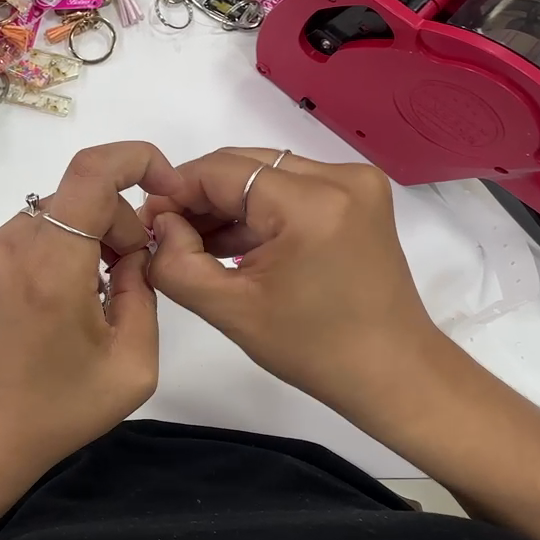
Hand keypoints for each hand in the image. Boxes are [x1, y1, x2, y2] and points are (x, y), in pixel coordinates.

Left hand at [0, 142, 183, 523]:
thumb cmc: (59, 409)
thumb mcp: (133, 363)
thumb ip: (146, 290)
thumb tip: (137, 249)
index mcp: (51, 267)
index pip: (92, 171)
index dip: (137, 160)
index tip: (165, 188)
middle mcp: (13, 246)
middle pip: (80, 195)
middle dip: (120, 221)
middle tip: (134, 275)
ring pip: (56, 212)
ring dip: (91, 235)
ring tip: (101, 292)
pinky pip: (33, 231)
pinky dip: (63, 245)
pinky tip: (70, 295)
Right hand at [141, 148, 444, 412]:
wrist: (394, 373)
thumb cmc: (313, 348)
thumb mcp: (229, 309)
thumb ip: (175, 263)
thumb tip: (158, 225)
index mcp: (311, 203)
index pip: (220, 170)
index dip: (174, 190)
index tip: (145, 221)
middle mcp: (340, 177)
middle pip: (242, 165)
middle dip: (196, 196)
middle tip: (162, 233)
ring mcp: (354, 183)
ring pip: (262, 174)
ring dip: (223, 203)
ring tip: (190, 242)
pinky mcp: (357, 197)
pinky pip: (287, 188)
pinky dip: (253, 210)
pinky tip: (227, 243)